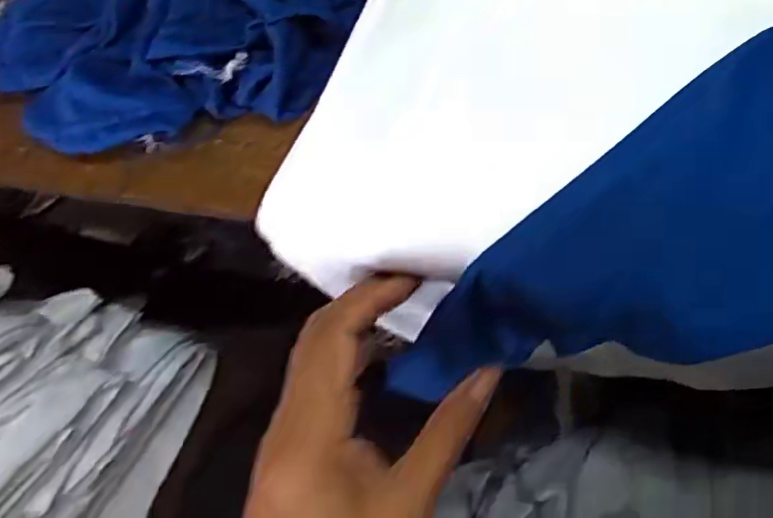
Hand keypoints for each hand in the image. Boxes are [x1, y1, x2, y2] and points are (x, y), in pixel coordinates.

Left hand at [245, 275, 500, 517]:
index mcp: (306, 436)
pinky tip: (387, 354)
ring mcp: (280, 442)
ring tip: (407, 305)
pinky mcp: (288, 453)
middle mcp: (283, 430)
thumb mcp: (409, 500)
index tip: (417, 277)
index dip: (370, 297)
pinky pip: (314, 380)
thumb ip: (450, 428)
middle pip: (312, 339)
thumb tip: (491, 366)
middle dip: (362, 299)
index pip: (329, 340)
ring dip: (355, 321)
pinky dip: (350, 350)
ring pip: (308, 358)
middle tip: (416, 281)